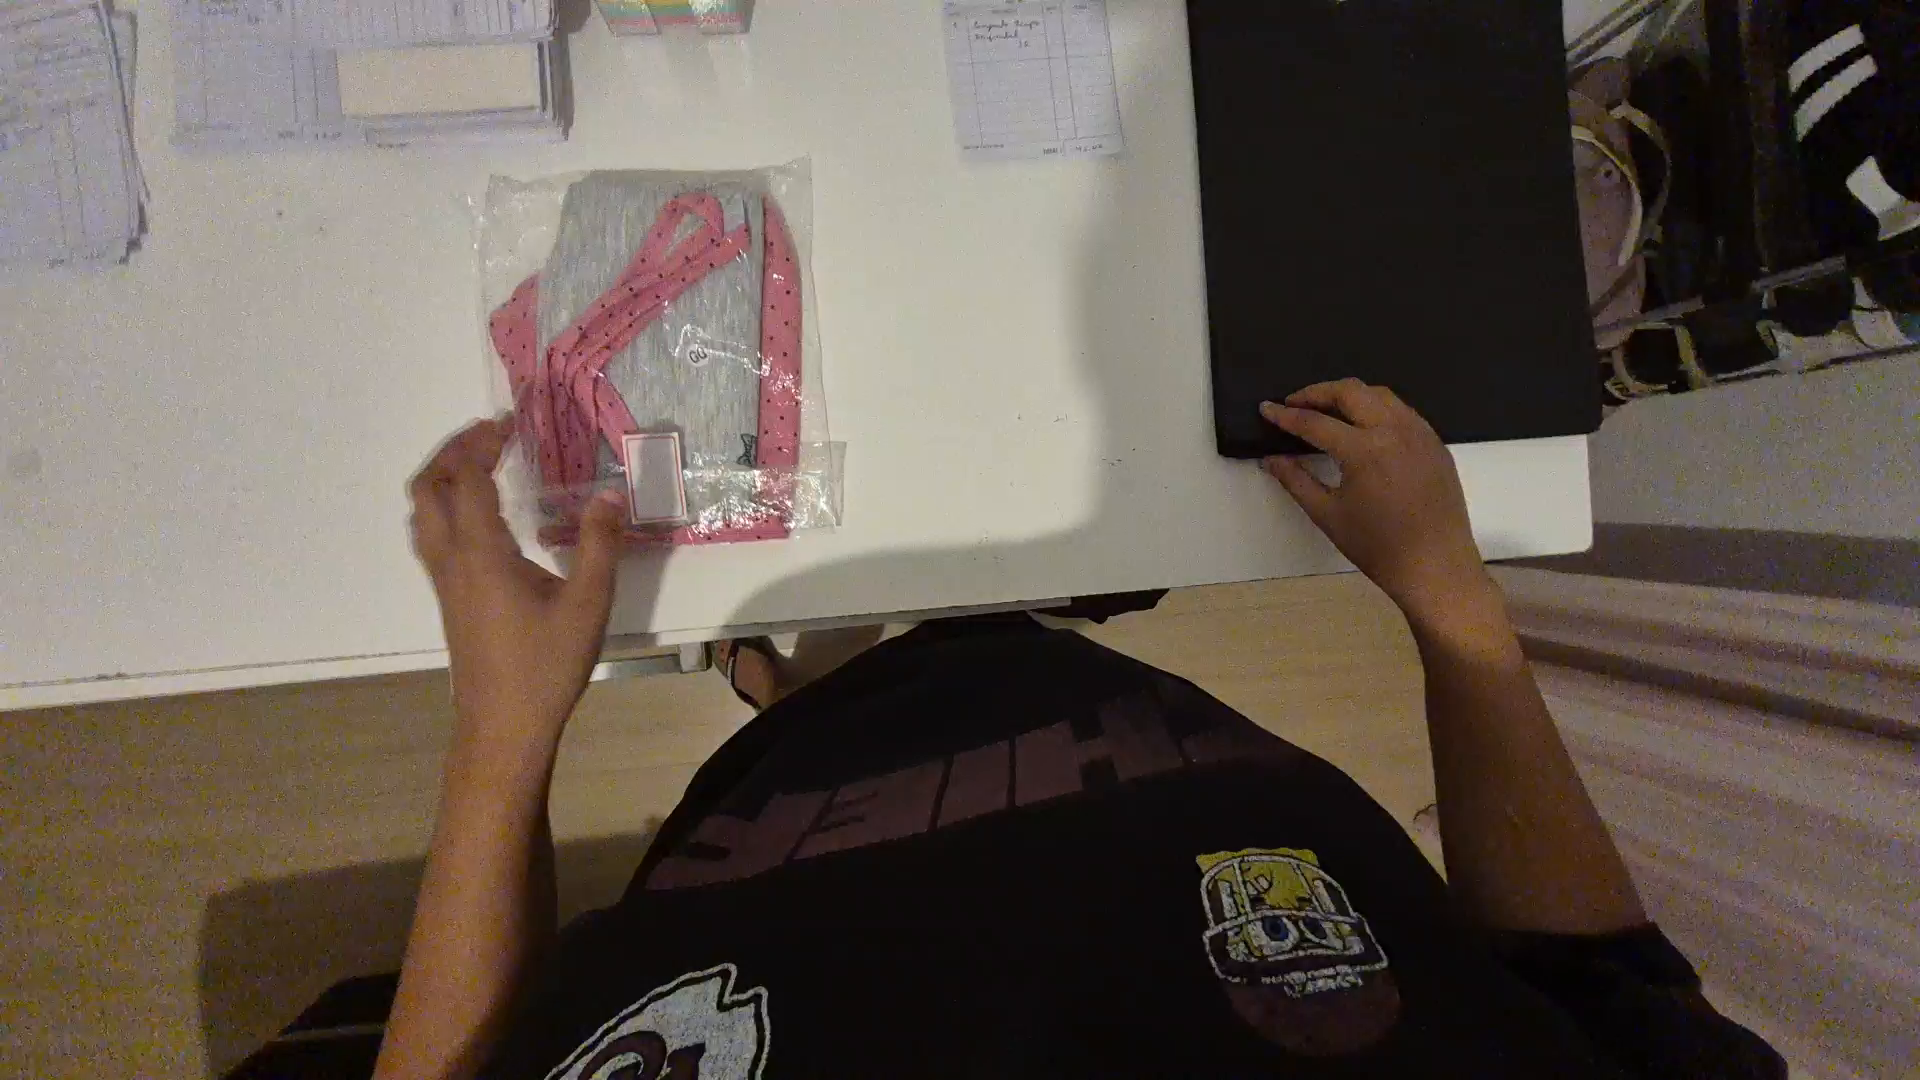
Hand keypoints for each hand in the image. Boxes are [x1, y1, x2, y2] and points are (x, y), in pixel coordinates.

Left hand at [408, 417, 625, 740]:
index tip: (508, 422)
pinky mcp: (449, 597)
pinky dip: (445, 505)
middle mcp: (451, 559)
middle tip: (490, 435)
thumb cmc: (547, 663)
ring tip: (479, 463)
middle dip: (452, 451)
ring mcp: (444, 580)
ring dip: (442, 477)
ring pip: (421, 512)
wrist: (504, 723)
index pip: (466, 480)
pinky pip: (430, 533)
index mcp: (481, 553)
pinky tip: (480, 517)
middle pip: (427, 488)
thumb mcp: (589, 602)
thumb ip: (600, 544)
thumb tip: (610, 495)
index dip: (482, 444)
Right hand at [1259, 380, 1492, 612]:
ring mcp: (1420, 433)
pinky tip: (1361, 426)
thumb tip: (1271, 459)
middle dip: (1317, 392)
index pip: (1315, 422)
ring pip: (1379, 394)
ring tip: (1325, 410)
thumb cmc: (1376, 546)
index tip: (1266, 408)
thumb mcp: (1327, 514)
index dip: (1285, 415)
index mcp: (1364, 450)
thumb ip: (1296, 480)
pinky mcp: (1434, 443)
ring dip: (1347, 395)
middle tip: (1294, 404)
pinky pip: (1401, 410)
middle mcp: (1394, 430)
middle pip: (1350, 392)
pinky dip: (1374, 408)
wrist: (1434, 565)